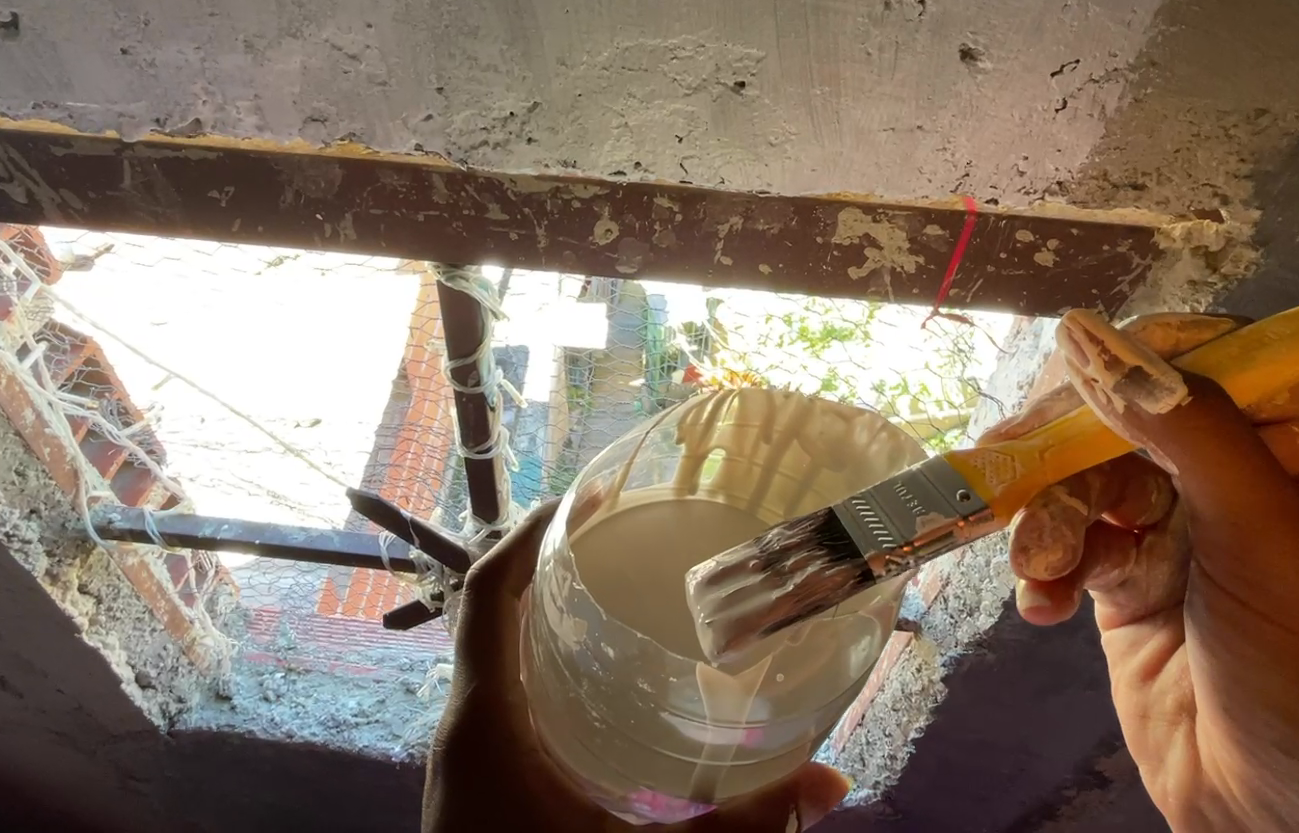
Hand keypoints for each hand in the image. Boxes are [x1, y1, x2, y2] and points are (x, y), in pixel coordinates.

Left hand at [423, 499, 851, 832]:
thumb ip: (740, 831)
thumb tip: (833, 784)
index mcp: (484, 722)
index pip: (484, 594)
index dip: (526, 535)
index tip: (582, 498)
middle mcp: (466, 722)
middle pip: (490, 609)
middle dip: (543, 557)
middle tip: (616, 529)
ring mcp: (469, 749)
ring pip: (496, 647)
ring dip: (539, 602)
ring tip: (610, 575)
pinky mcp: (482, 774)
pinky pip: (506, 684)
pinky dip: (542, 651)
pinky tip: (596, 661)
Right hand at [985, 311, 1298, 831]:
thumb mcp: (1272, 547)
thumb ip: (1185, 430)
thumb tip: (1088, 333)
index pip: (1226, 364)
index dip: (1146, 358)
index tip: (1071, 376)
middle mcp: (1249, 488)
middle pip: (1135, 420)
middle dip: (1070, 448)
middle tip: (1009, 460)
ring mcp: (1183, 535)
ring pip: (1088, 481)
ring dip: (1052, 520)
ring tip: (1042, 568)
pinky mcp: (1129, 582)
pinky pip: (1071, 541)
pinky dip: (1047, 566)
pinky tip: (1044, 602)